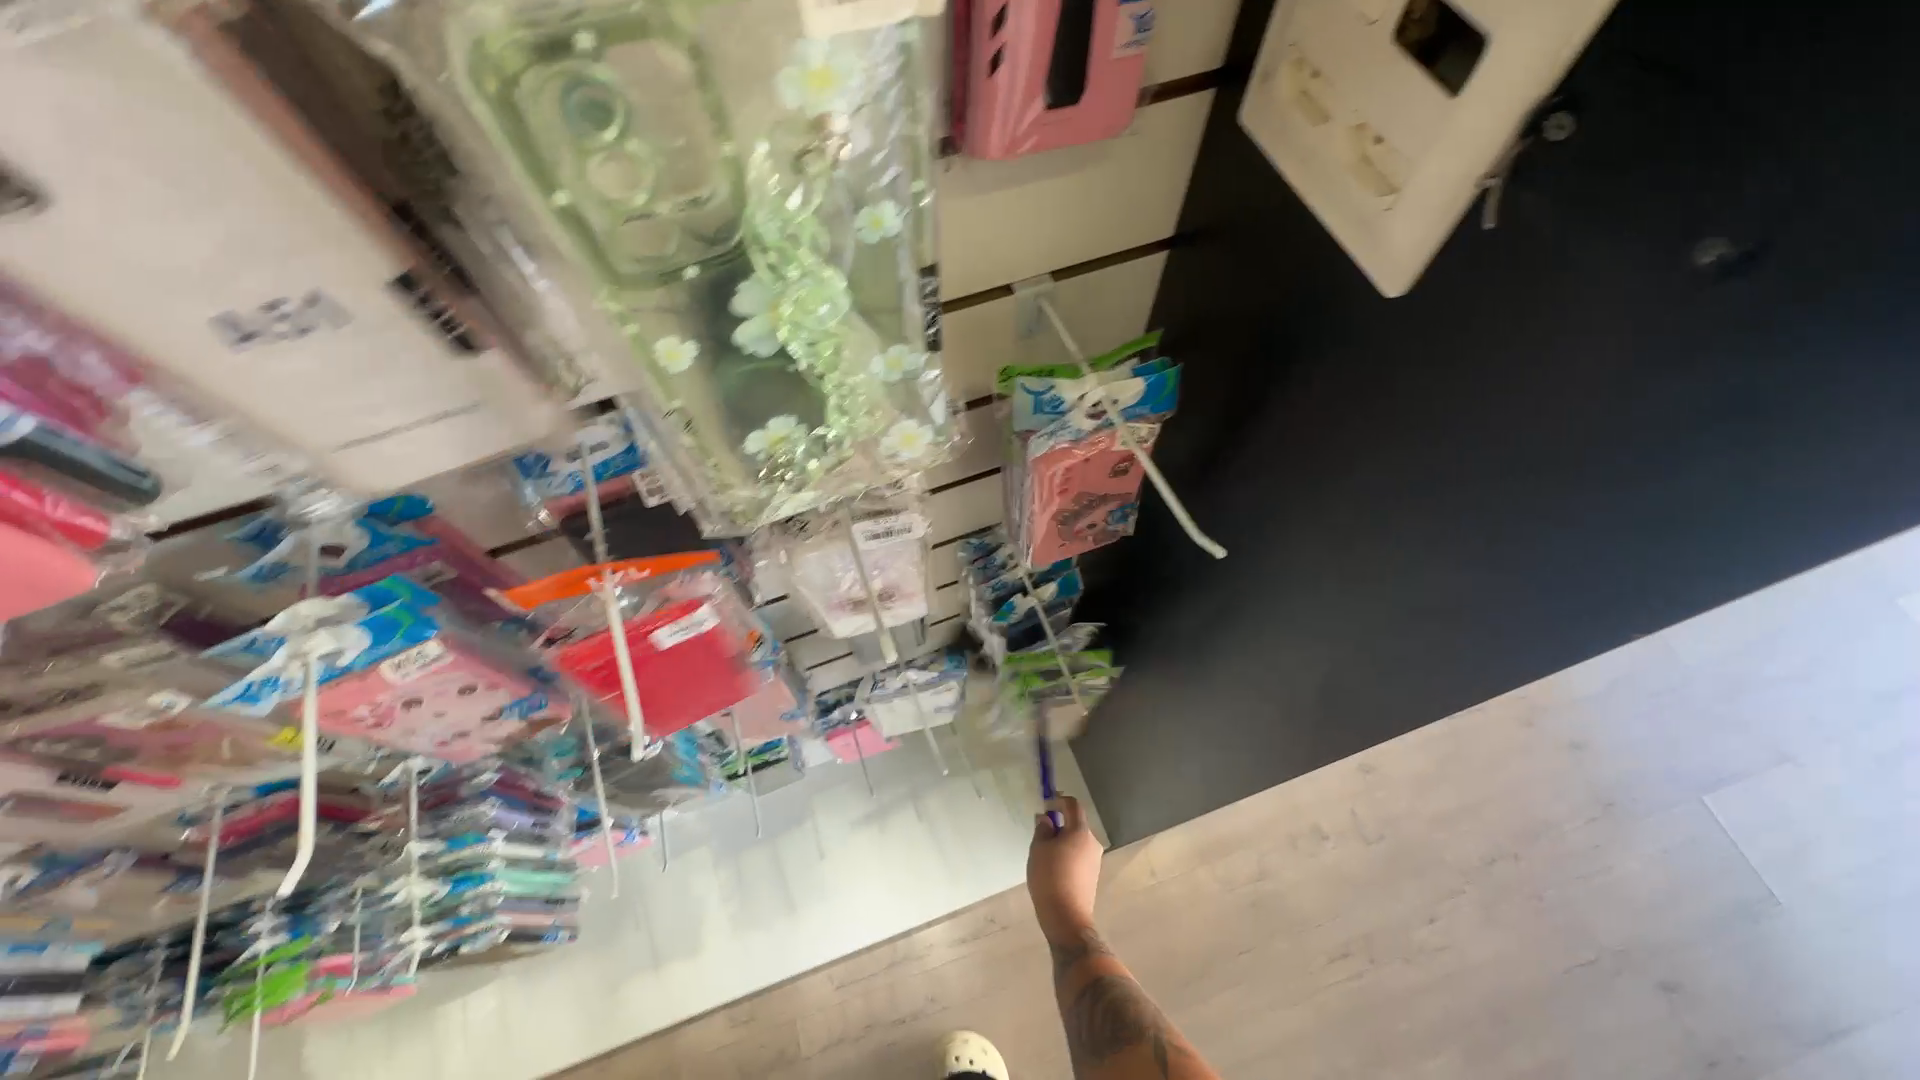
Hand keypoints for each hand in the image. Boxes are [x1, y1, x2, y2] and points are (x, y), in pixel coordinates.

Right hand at [1027, 795, 1101, 944]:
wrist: (1066, 916)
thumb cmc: (1049, 877)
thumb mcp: (1038, 849)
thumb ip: (1042, 829)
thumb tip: (1046, 819)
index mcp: (1080, 832)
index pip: (1073, 805)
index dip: (1058, 801)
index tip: (1045, 807)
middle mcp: (1092, 842)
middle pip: (1075, 824)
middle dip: (1059, 824)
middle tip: (1040, 835)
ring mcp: (1095, 860)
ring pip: (1076, 841)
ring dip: (1062, 841)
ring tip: (1044, 856)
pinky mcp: (1093, 875)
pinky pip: (1078, 856)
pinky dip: (1067, 855)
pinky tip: (1053, 870)